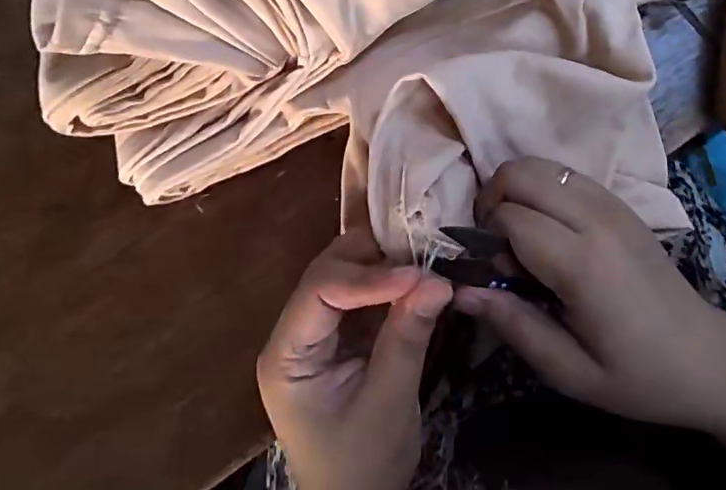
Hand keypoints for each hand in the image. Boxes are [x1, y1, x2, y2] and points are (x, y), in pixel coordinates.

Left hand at [257, 230, 453, 489]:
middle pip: (330, 269)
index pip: (320, 290)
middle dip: (376, 259)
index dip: (368, 276)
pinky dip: (392, 277)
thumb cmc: (363, 465)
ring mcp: (318, 326)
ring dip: (386, 262)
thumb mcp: (388, 405)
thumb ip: (407, 338)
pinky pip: (365, 286)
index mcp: (287, 355)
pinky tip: (418, 277)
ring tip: (426, 266)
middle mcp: (295, 330)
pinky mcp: (343, 328)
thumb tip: (438, 280)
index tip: (416, 275)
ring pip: (347, 268)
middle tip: (424, 262)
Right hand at [450, 158, 725, 432]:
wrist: (705, 356)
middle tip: (494, 241)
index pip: (511, 216)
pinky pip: (566, 172)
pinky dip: (542, 185)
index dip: (487, 237)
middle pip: (521, 173)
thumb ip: (514, 326)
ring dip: (516, 187)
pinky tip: (547, 224)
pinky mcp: (620, 200)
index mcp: (582, 262)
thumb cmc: (637, 374)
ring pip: (541, 164)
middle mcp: (595, 218)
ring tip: (516, 231)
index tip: (492, 270)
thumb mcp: (570, 372)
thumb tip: (461, 291)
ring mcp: (611, 202)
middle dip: (493, 198)